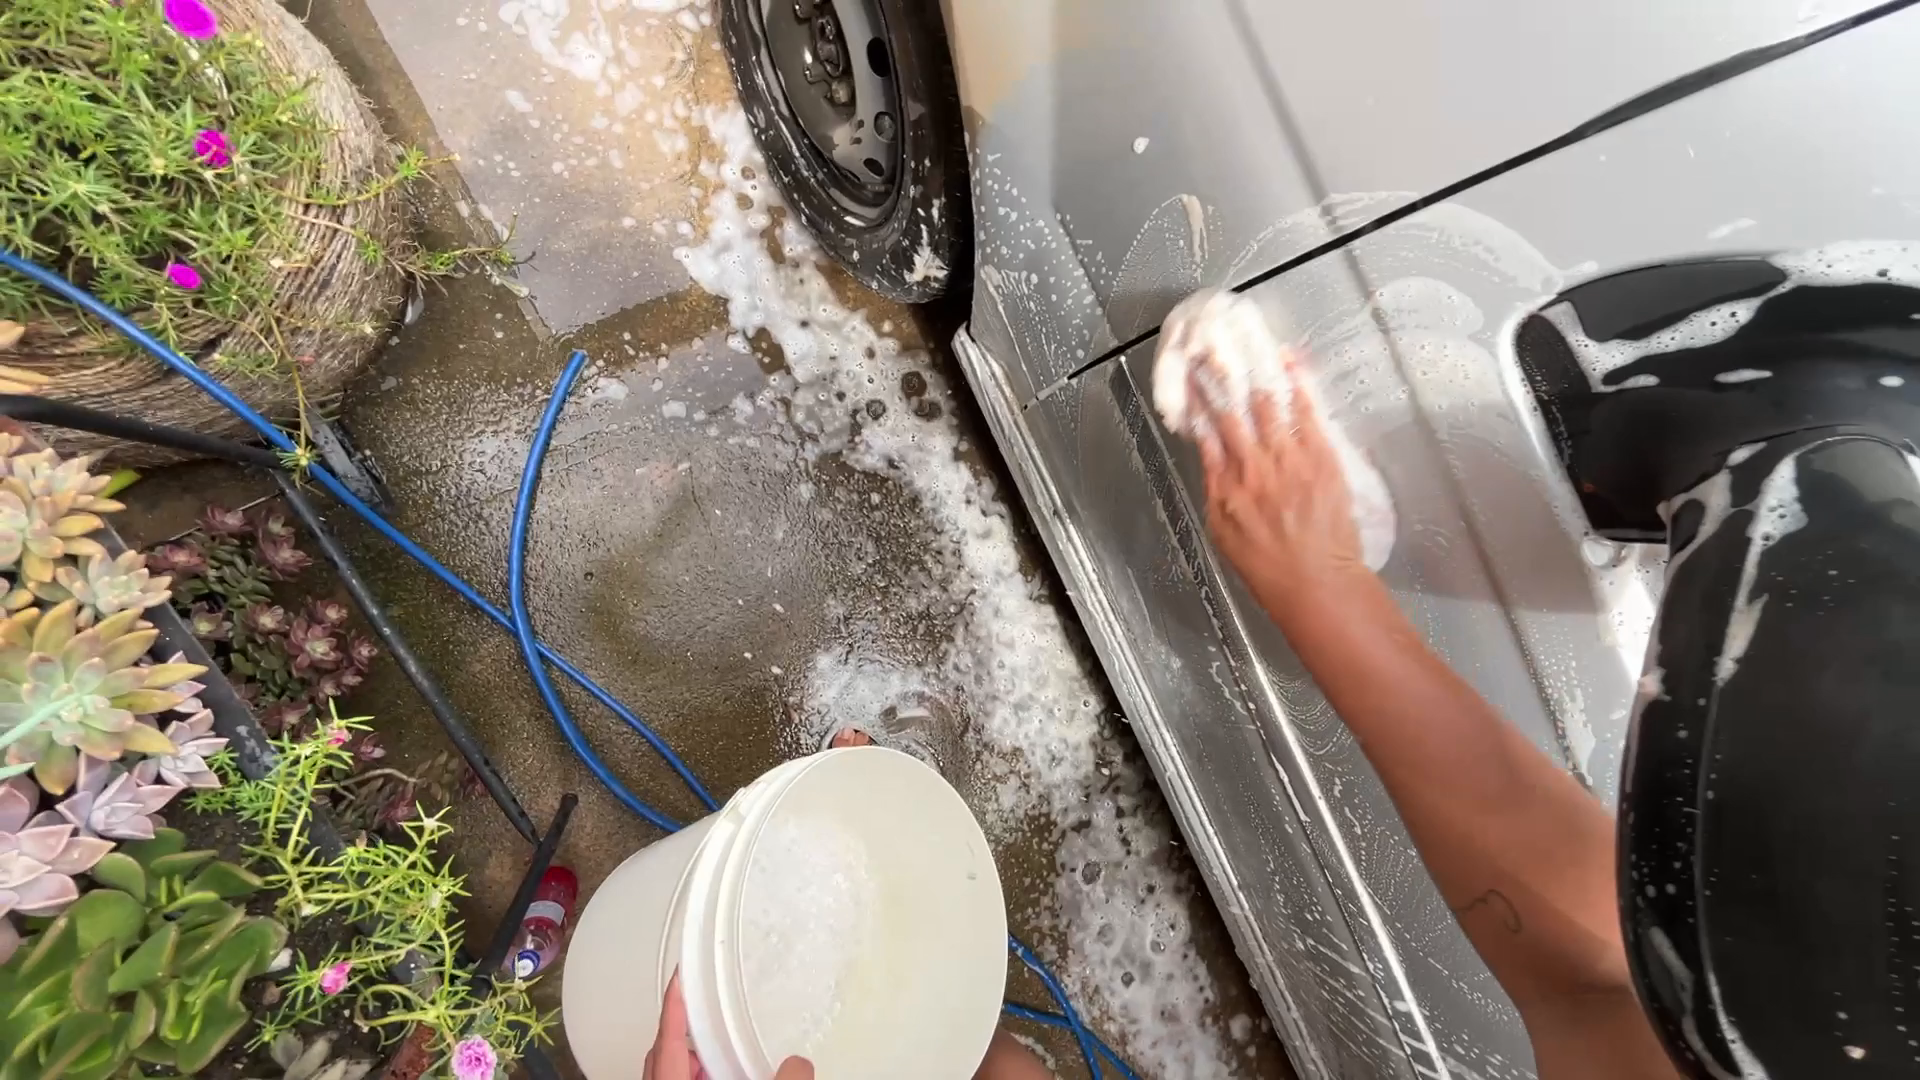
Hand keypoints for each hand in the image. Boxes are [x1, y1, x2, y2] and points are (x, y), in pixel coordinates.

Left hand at [645, 972, 814, 1079]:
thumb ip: (783, 1077)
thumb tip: (801, 1063)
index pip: (669, 1034)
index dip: (675, 1001)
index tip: (680, 974)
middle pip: (663, 1051)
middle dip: (685, 1027)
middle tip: (706, 1009)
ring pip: (671, 1071)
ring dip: (693, 1056)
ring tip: (721, 1050)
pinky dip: (700, 1074)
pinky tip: (724, 1076)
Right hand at [1192, 365, 1370, 621]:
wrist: (1315, 581)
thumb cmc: (1266, 564)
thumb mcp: (1222, 531)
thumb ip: (1215, 489)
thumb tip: (1210, 456)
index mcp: (1225, 487)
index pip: (1207, 434)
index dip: (1198, 403)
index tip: (1191, 380)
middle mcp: (1253, 469)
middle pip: (1232, 413)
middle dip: (1219, 379)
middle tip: (1210, 350)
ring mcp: (1289, 461)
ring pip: (1268, 407)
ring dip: (1256, 373)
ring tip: (1247, 346)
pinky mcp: (1322, 459)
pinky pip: (1308, 414)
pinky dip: (1298, 386)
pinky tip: (1291, 363)